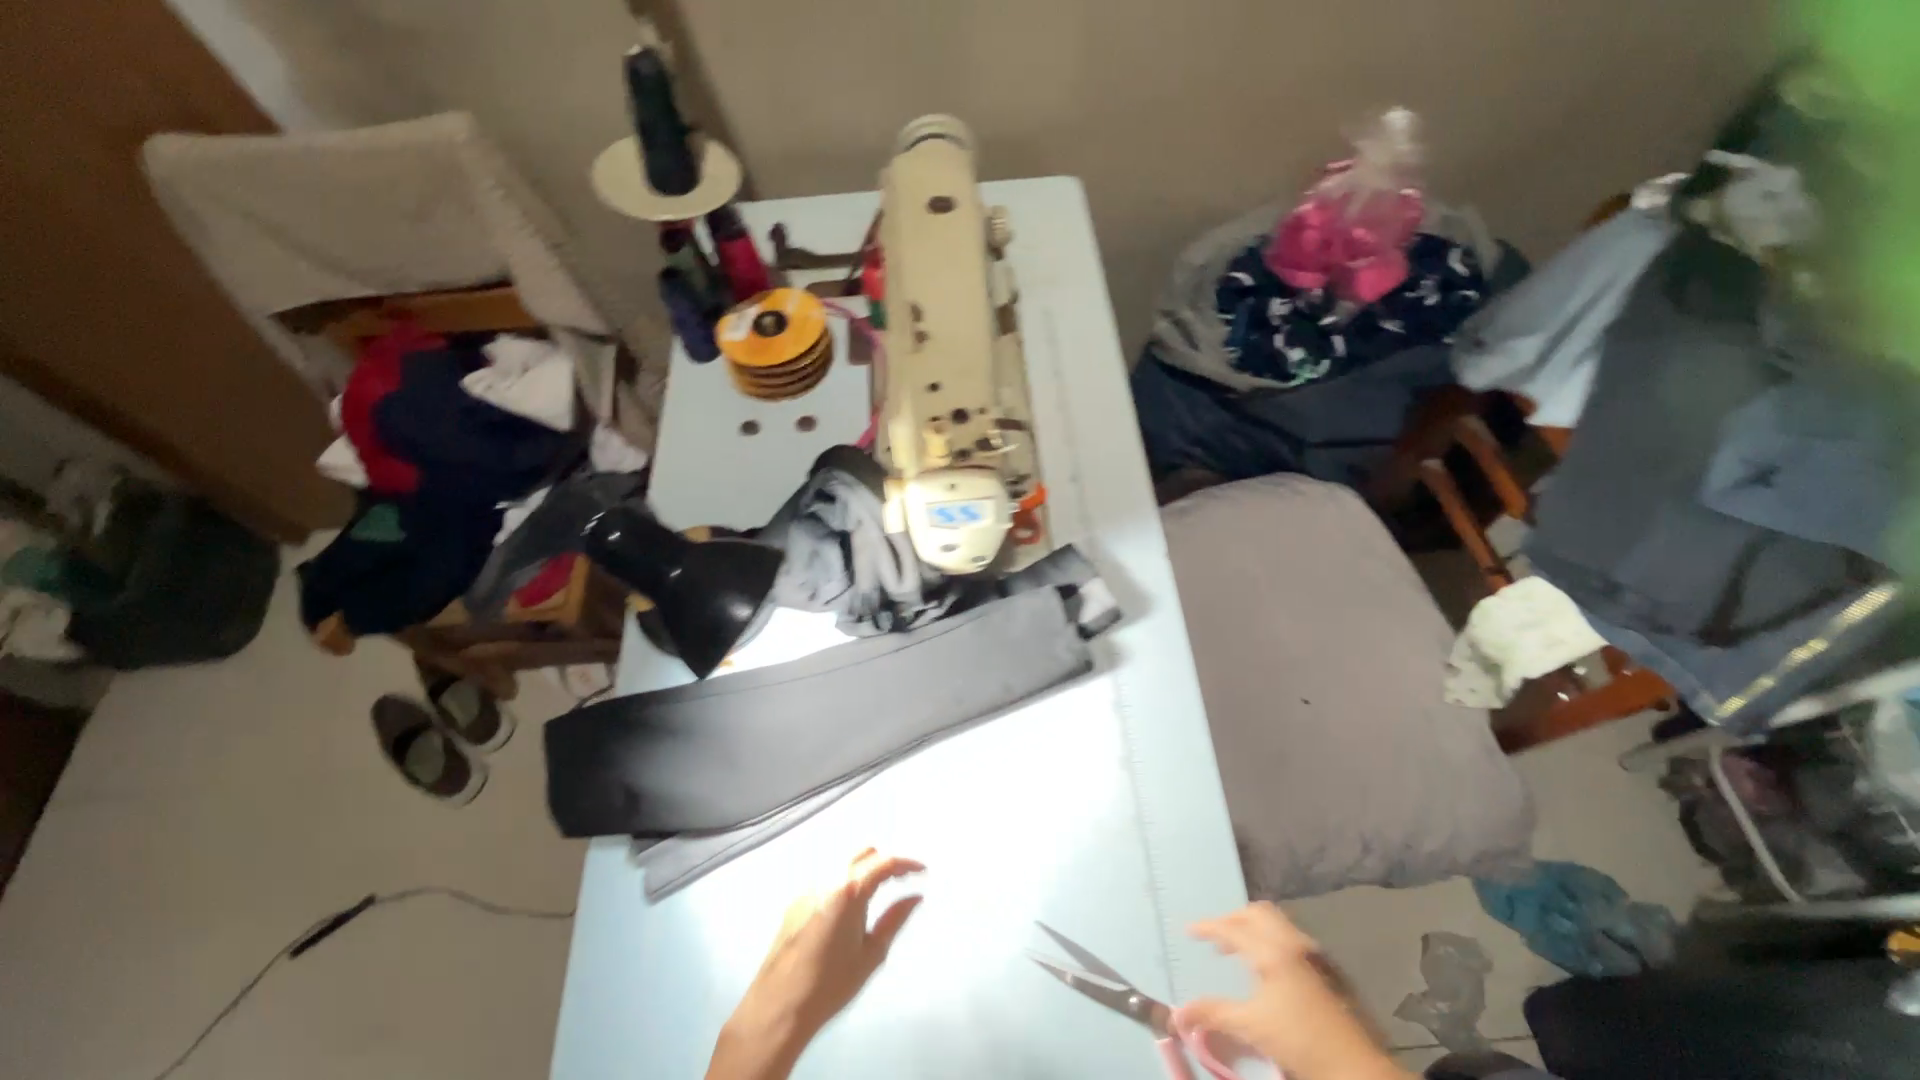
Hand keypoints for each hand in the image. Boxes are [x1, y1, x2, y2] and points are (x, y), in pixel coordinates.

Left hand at [707, 850, 924, 1079]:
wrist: (778, 1008)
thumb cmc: (831, 985)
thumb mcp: (872, 954)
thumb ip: (894, 919)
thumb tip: (915, 896)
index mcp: (848, 891)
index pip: (883, 863)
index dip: (906, 863)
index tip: (922, 871)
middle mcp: (825, 882)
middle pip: (860, 856)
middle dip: (884, 863)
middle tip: (902, 880)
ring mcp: (805, 892)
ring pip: (841, 868)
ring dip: (863, 874)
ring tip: (879, 896)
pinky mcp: (793, 906)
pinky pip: (825, 884)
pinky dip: (844, 887)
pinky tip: (849, 912)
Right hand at [1173, 902, 1411, 1079]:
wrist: (1355, 1067)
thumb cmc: (1299, 1042)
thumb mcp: (1250, 1027)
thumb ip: (1212, 1014)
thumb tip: (1178, 1014)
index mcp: (1272, 951)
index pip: (1232, 927)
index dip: (1208, 927)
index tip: (1189, 932)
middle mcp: (1293, 943)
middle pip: (1259, 914)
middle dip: (1234, 920)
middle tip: (1216, 939)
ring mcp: (1313, 955)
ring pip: (1278, 925)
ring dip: (1254, 931)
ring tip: (1237, 954)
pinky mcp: (1326, 971)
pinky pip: (1290, 940)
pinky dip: (1270, 942)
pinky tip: (1265, 971)